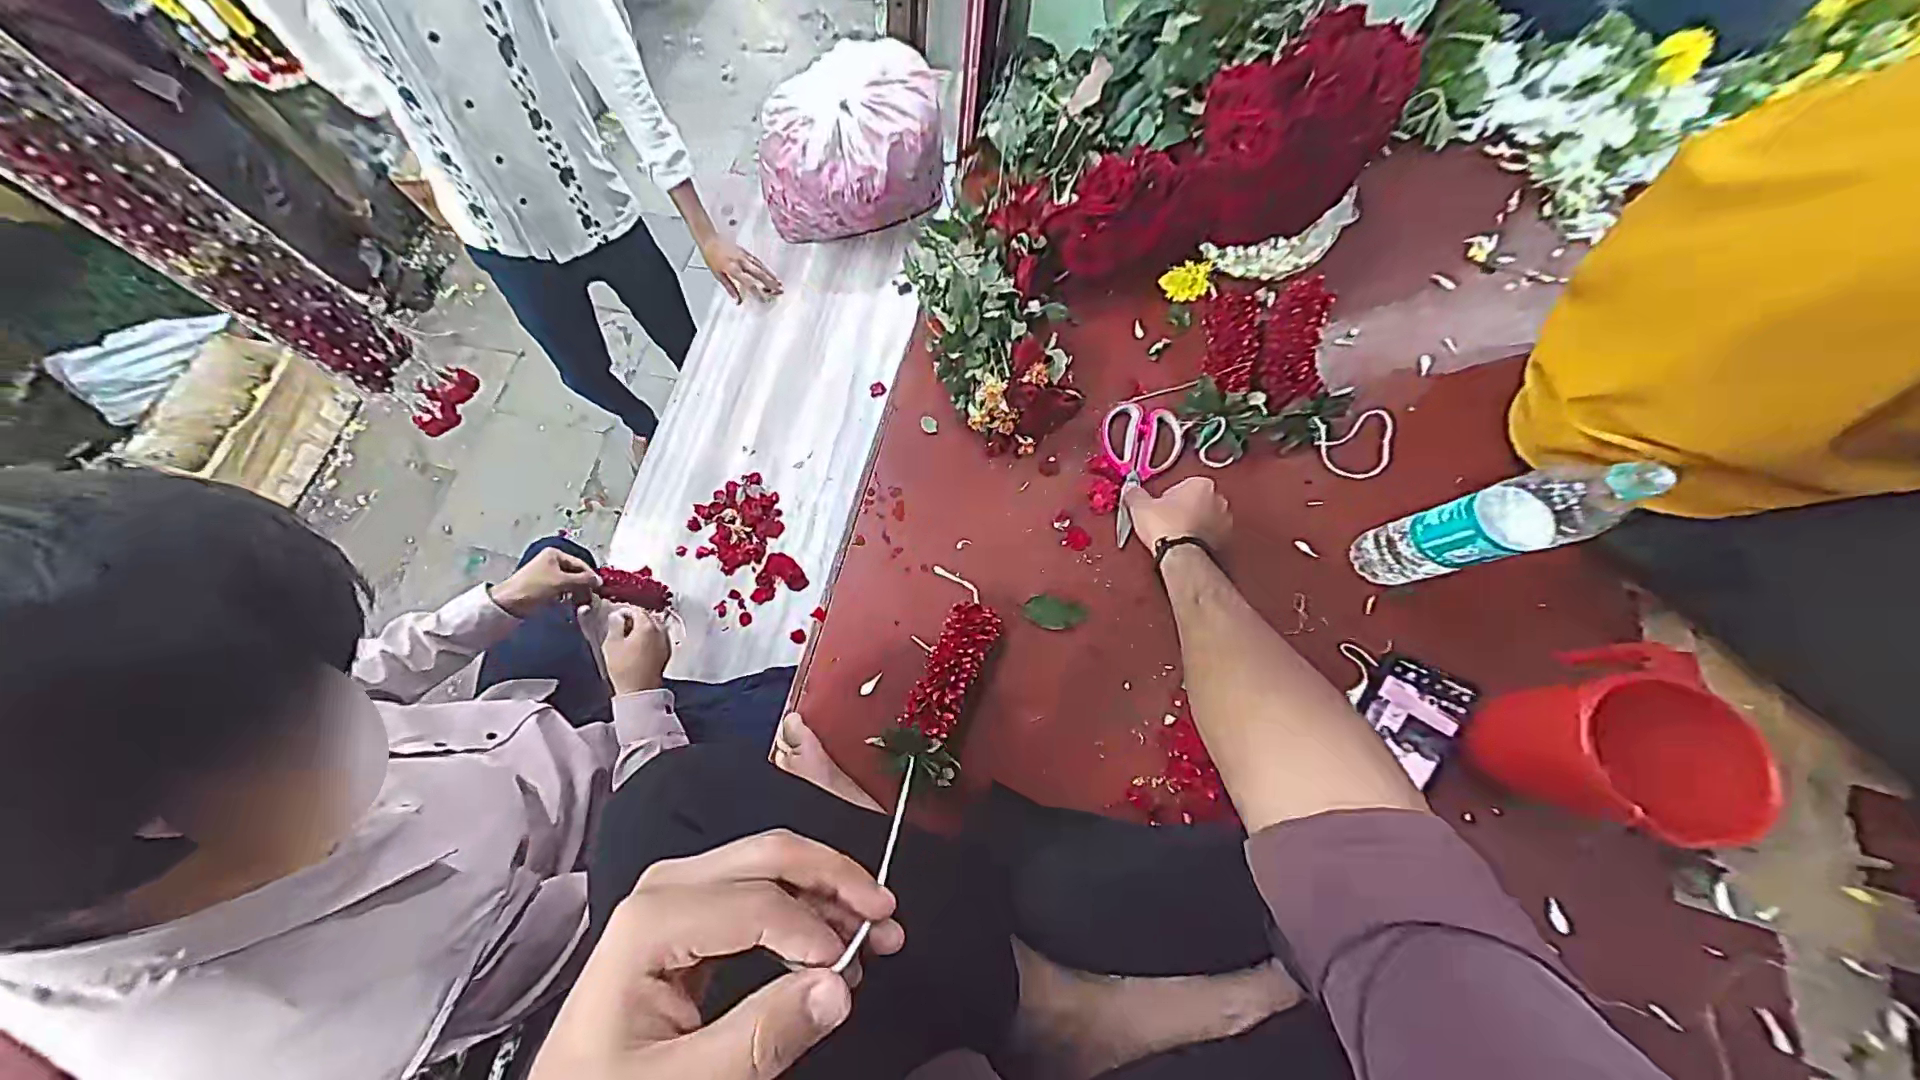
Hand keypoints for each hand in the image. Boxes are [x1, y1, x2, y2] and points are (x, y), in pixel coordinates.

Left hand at [492, 548, 601, 616]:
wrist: (508, 604)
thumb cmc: (535, 588)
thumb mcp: (562, 582)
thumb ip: (584, 580)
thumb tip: (600, 581)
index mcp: (555, 554)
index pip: (581, 564)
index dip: (591, 577)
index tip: (599, 590)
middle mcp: (552, 561)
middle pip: (576, 573)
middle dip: (584, 586)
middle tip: (590, 600)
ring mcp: (547, 573)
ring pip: (571, 582)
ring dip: (577, 592)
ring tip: (581, 604)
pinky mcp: (544, 585)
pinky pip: (563, 588)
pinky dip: (569, 595)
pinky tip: (571, 604)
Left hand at [529, 830, 903, 1079]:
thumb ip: (762, 1038)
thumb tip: (840, 987)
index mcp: (652, 919)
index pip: (757, 904)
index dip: (813, 933)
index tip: (853, 972)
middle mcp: (669, 884)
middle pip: (772, 855)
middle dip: (836, 879)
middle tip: (887, 914)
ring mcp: (681, 887)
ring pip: (775, 861)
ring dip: (830, 889)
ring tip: (875, 931)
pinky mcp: (696, 905)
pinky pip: (764, 885)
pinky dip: (808, 904)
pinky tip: (835, 937)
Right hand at [603, 605, 671, 693]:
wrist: (639, 689)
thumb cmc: (625, 668)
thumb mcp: (611, 643)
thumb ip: (615, 624)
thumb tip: (617, 615)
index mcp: (647, 626)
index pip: (637, 610)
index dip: (625, 610)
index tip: (617, 615)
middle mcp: (660, 631)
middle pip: (648, 616)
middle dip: (635, 618)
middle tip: (621, 624)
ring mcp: (665, 641)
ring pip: (654, 626)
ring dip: (643, 627)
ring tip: (629, 636)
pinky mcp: (666, 651)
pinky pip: (658, 637)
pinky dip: (649, 637)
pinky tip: (638, 645)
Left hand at [700, 236, 783, 303]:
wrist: (709, 238)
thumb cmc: (711, 256)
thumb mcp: (717, 274)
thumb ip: (729, 287)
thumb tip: (737, 300)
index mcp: (732, 268)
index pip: (748, 282)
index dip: (757, 291)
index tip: (764, 299)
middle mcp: (740, 262)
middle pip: (758, 273)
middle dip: (770, 283)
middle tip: (779, 290)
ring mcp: (744, 256)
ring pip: (760, 267)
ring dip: (771, 276)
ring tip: (780, 284)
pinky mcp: (746, 252)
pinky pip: (758, 262)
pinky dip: (766, 269)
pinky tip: (772, 274)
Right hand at [1124, 476, 1231, 553]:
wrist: (1181, 554)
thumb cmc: (1168, 528)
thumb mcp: (1141, 506)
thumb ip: (1136, 494)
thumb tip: (1132, 491)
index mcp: (1201, 484)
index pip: (1183, 484)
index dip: (1168, 496)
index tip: (1159, 504)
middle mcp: (1217, 499)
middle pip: (1197, 500)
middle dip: (1183, 508)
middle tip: (1166, 518)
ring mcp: (1224, 520)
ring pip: (1206, 517)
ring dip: (1193, 523)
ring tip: (1174, 533)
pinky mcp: (1225, 539)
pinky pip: (1210, 534)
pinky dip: (1200, 537)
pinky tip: (1184, 543)